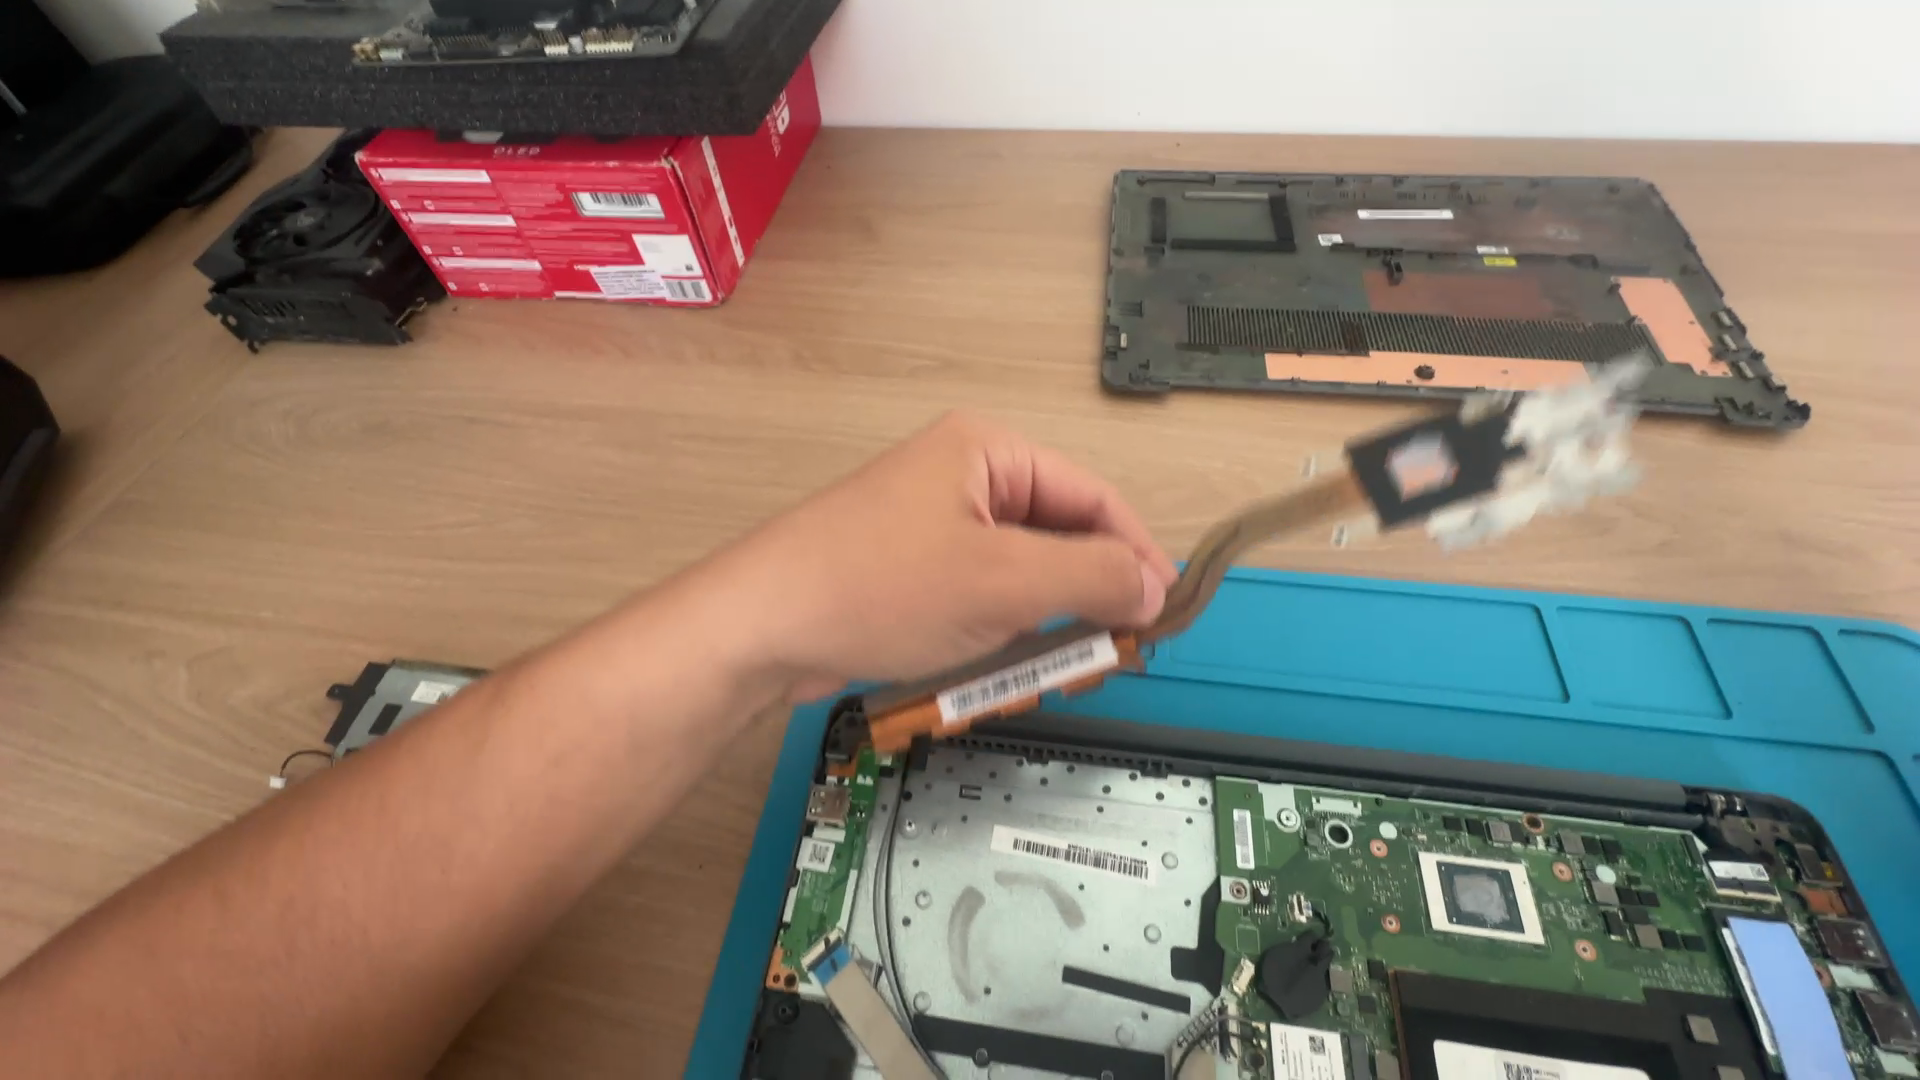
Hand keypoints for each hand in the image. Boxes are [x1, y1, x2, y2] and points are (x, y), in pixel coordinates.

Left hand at [709, 412, 1177, 701]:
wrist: (760, 629)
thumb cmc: (883, 588)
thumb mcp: (1003, 582)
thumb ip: (1091, 578)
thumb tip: (1153, 586)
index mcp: (989, 452)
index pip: (1093, 497)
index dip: (1135, 555)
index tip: (1162, 615)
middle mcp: (965, 479)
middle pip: (1059, 539)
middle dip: (1086, 601)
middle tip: (1107, 659)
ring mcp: (936, 528)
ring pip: (1023, 578)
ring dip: (1044, 628)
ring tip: (1052, 674)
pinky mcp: (915, 573)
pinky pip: (983, 599)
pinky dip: (1002, 636)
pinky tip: (1002, 672)